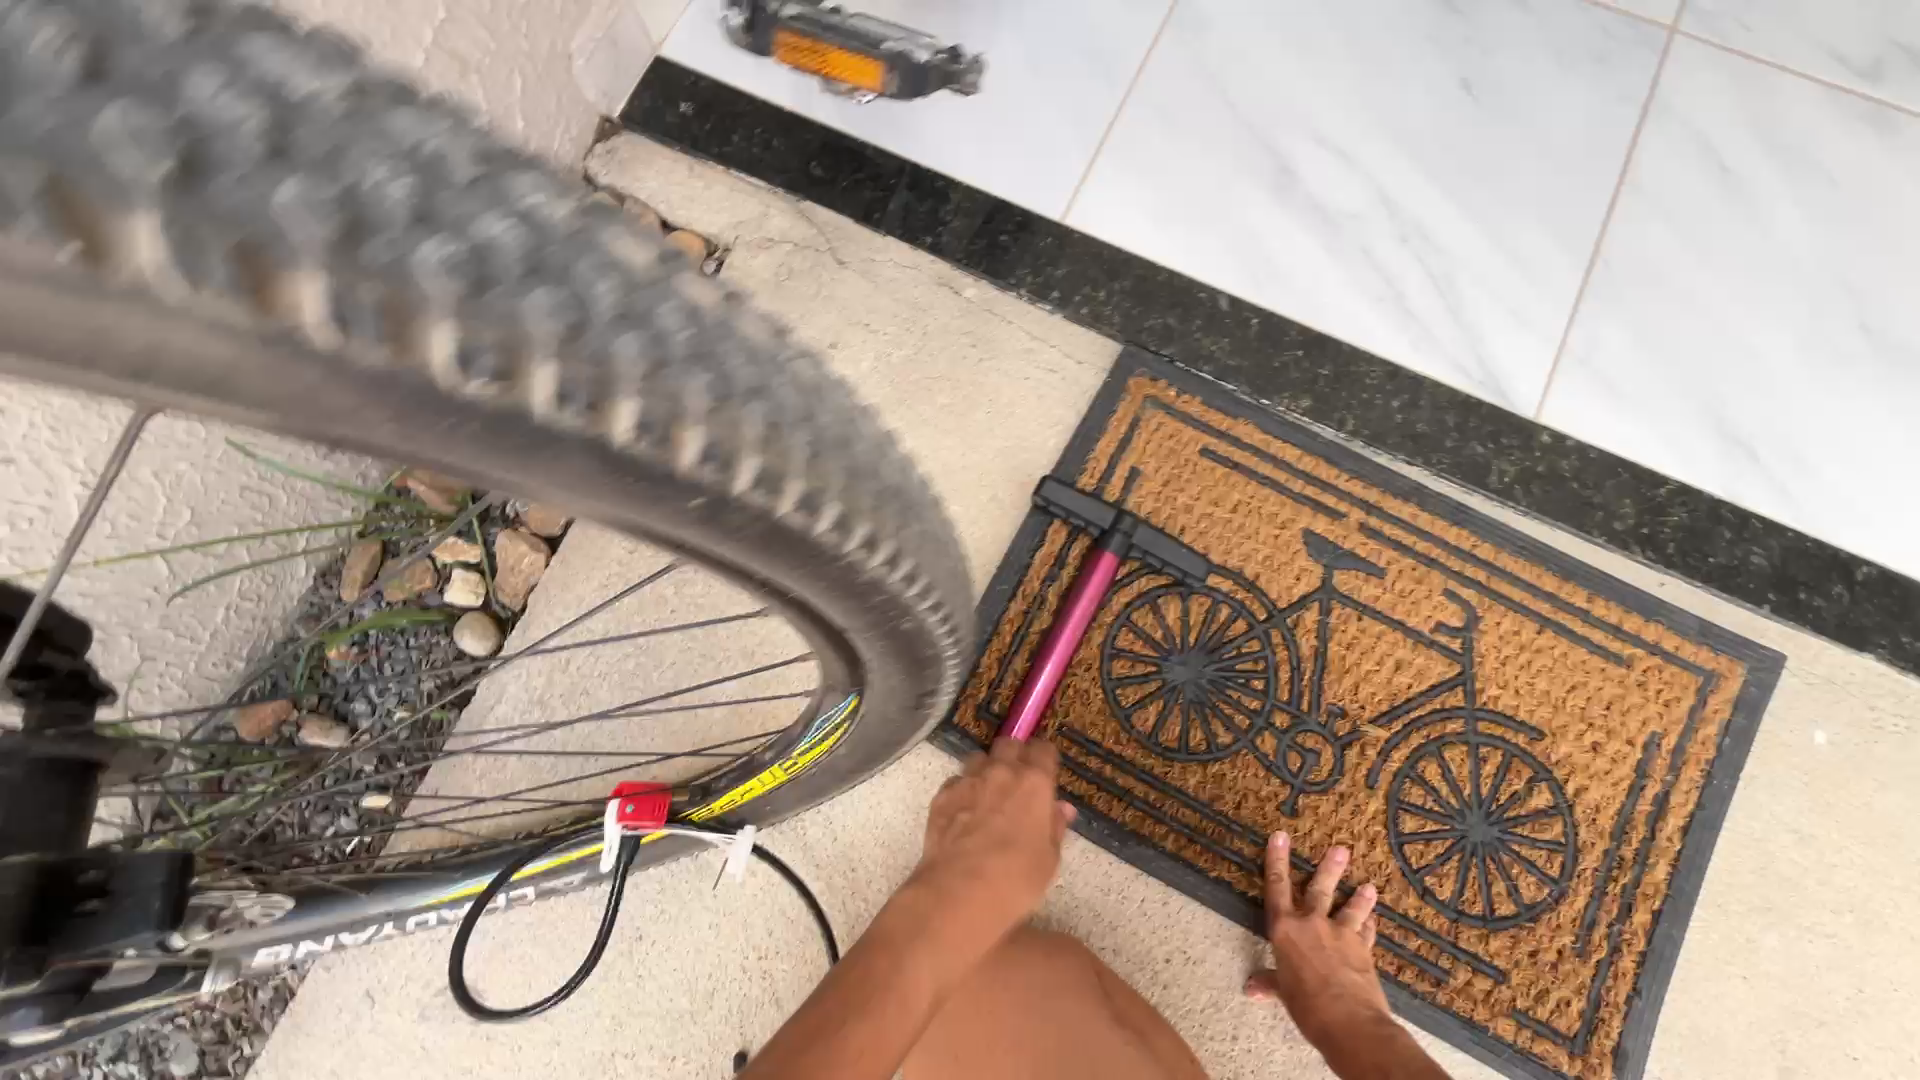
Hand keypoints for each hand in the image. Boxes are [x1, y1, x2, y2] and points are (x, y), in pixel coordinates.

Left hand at [905, 737, 1075, 949]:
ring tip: (988, 795)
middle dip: (1015, 755)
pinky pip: (956, 781)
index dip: (1045, 757)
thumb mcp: (1049, 859)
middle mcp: (1002, 772)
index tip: (1045, 769)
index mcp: (1034, 783)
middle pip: (1009, 744)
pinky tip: (964, 813)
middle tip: (1018, 779)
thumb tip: (1061, 808)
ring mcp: (968, 780)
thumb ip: (1054, 827)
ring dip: (986, 769)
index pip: (1044, 749)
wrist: (959, 891)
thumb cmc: (1016, 879)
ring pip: (979, 758)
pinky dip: (963, 790)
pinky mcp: (942, 795)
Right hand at [1244, 832, 1390, 1047]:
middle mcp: (1311, 924)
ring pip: (1350, 908)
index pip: (1276, 886)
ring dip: (1359, 897)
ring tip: (1368, 885)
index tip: (1280, 836)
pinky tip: (1374, 921)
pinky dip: (1370, 926)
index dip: (1276, 860)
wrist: (1349, 1023)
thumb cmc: (1306, 1005)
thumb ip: (1270, 982)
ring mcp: (1341, 935)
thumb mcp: (1283, 992)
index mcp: (1285, 929)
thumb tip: (1251, 988)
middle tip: (1341, 849)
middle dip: (1329, 868)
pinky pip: (1366, 933)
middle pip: (1319, 889)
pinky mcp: (1363, 950)